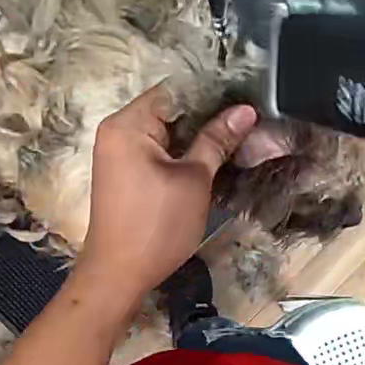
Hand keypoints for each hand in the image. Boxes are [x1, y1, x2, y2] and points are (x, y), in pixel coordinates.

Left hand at [74, 84, 256, 310]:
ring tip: (235, 138)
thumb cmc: (157, 227)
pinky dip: (180, 152)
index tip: (245, 102)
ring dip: (196, 135)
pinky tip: (209, 158)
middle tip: (247, 122)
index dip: (212, 93)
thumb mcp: (194, 180)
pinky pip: (155, 150)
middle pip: (169, 109)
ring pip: (164, 131)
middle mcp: (117, 130)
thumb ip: (217, 140)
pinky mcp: (123, 172)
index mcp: (128, 124)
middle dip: (207, 115)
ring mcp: (117, 152)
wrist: (118, 274)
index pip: (175, 90)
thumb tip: (246, 111)